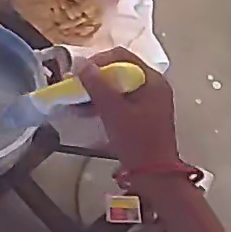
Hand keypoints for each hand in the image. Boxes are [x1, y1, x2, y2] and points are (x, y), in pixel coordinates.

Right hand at [76, 48, 178, 169]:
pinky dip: (104, 103)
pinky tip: (86, 111)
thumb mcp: (114, 111)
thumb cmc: (137, 140)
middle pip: (121, 70)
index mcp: (152, 81)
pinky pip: (121, 100)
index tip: (80, 72)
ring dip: (97, 91)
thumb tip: (81, 65)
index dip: (99, 60)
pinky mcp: (142, 115)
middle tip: (76, 85)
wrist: (154, 174)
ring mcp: (149, 101)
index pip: (123, 56)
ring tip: (77, 99)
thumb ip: (97, 86)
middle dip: (96, 77)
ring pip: (119, 86)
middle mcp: (153, 86)